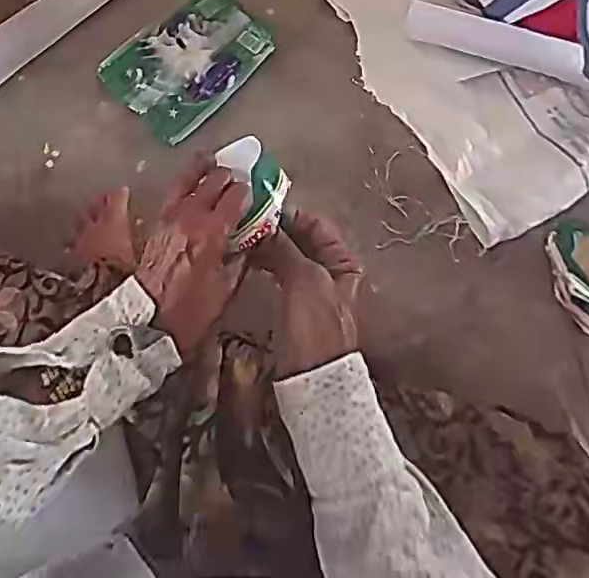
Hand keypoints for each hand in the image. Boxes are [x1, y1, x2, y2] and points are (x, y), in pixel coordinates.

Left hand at [136, 158, 250, 357]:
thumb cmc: (188, 312)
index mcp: (211, 232)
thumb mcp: (225, 291)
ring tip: (209, 160)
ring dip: (200, 169)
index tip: (252, 190)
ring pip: (186, 181)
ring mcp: (170, 218)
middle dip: (225, 175)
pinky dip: (183, 183)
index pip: (234, 198)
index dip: (245, 191)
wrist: (145, 323)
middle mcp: (190, 217)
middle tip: (235, 173)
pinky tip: (188, 184)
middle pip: (211, 182)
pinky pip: (172, 194)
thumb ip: (239, 263)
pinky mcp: (156, 225)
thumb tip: (247, 248)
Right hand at [253, 210, 364, 377]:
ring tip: (243, 236)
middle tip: (248, 220)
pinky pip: (280, 275)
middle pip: (302, 241)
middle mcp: (332, 273)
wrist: (312, 382)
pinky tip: (248, 258)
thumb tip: (264, 225)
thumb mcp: (305, 280)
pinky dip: (266, 264)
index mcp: (344, 263)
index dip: (293, 214)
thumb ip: (285, 249)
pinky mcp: (295, 307)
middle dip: (277, 230)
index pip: (318, 226)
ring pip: (289, 257)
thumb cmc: (316, 327)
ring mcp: (313, 291)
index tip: (264, 207)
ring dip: (269, 245)